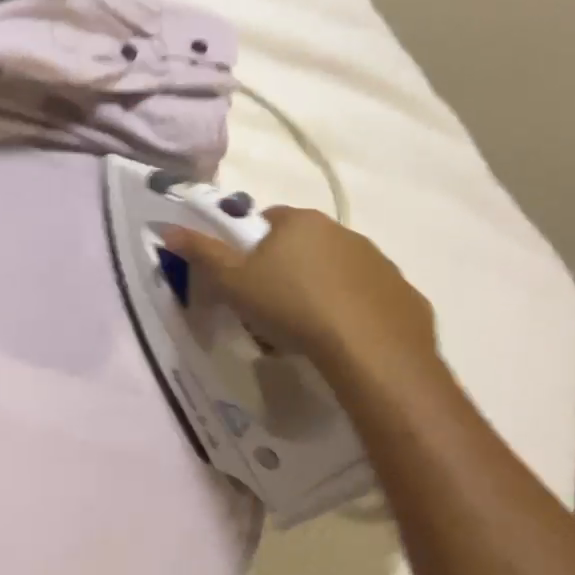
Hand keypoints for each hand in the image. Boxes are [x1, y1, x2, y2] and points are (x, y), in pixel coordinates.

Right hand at [161, 207, 437, 376]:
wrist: (372, 355)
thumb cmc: (292, 307)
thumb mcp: (231, 281)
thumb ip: (200, 251)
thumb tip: (167, 228)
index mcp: (302, 222)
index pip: (269, 219)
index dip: (253, 244)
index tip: (246, 273)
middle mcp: (345, 233)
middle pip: (305, 243)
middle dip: (288, 265)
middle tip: (269, 300)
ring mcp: (382, 264)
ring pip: (340, 269)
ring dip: (323, 286)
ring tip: (306, 323)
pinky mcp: (407, 297)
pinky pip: (371, 298)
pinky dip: (356, 310)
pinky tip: (342, 337)